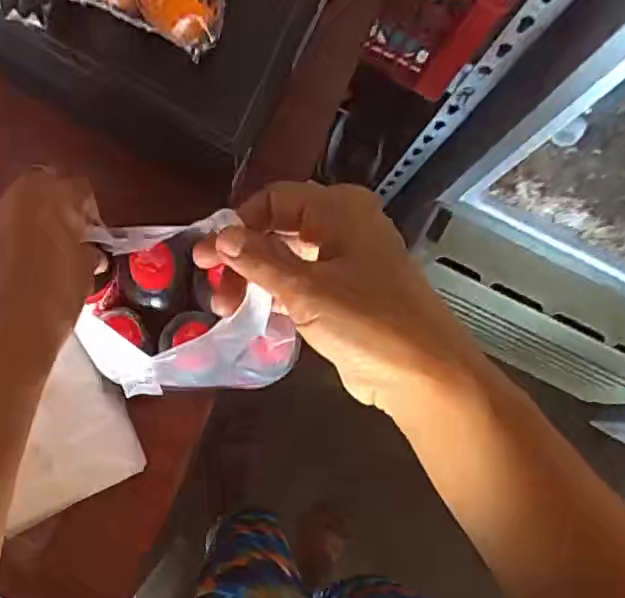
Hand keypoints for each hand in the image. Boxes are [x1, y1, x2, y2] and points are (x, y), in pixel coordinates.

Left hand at [0, 169, 102, 343]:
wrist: (16, 329)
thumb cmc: (57, 295)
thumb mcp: (85, 271)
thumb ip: (88, 251)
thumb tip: (87, 253)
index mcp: (50, 192)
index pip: (79, 189)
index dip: (92, 213)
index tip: (95, 235)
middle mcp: (16, 195)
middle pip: (45, 192)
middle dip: (60, 213)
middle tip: (74, 242)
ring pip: (20, 213)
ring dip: (36, 228)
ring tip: (51, 259)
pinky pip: (4, 236)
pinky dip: (15, 246)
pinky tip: (28, 272)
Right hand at [193, 182, 482, 413]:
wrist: (419, 371)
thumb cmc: (367, 323)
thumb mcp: (306, 290)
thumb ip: (261, 260)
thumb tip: (222, 236)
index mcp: (340, 210)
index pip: (275, 200)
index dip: (236, 225)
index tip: (205, 256)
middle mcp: (344, 229)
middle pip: (279, 229)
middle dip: (242, 257)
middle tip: (213, 289)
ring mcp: (345, 264)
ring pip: (287, 260)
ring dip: (255, 280)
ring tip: (228, 308)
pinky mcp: (344, 298)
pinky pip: (300, 286)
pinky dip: (274, 297)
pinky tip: (254, 316)